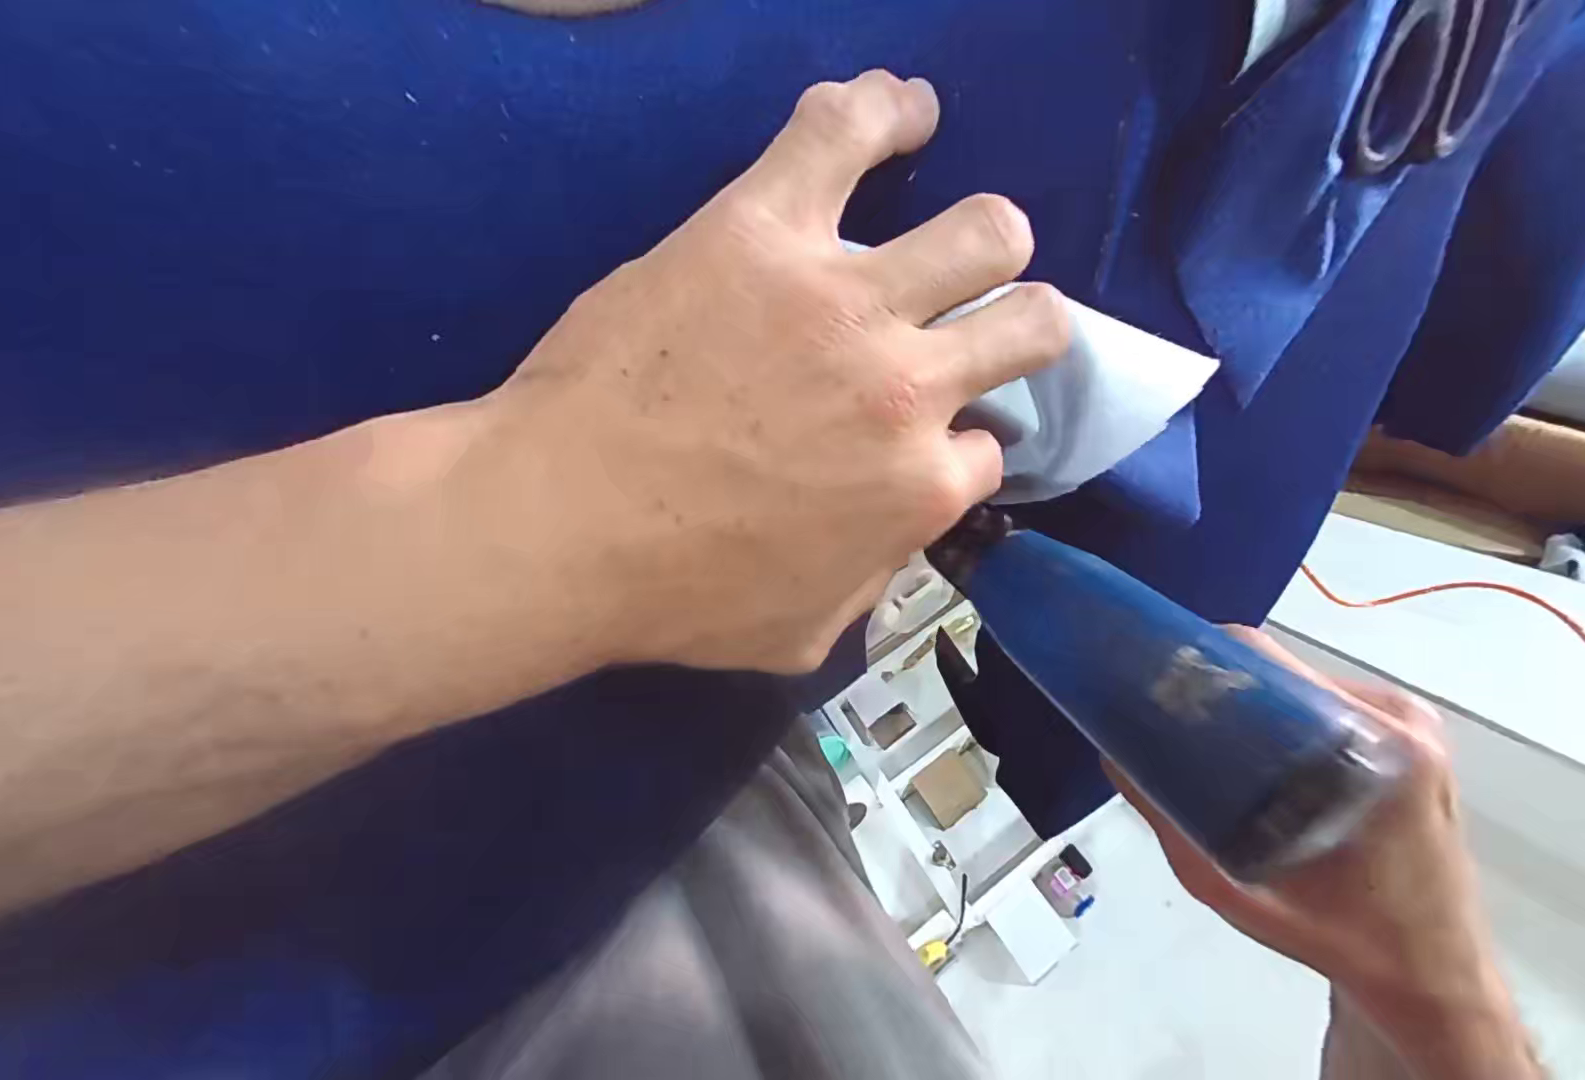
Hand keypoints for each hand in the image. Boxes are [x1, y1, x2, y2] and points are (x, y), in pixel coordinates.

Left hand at [447, 70, 1069, 673]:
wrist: (556, 528)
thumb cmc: (679, 599)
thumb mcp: (803, 634)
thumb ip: (873, 586)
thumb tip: (900, 540)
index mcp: (920, 488)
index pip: (989, 449)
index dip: (964, 447)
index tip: (929, 443)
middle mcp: (911, 389)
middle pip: (1027, 325)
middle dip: (1025, 328)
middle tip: (987, 329)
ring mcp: (845, 302)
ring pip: (981, 231)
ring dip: (990, 236)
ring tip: (972, 234)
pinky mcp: (763, 232)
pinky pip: (842, 133)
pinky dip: (882, 112)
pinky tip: (899, 110)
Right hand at [1108, 627, 1541, 1078]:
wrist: (1429, 973)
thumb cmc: (1334, 933)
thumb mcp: (1232, 886)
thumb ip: (1167, 821)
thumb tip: (1114, 755)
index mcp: (1373, 745)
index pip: (1265, 663)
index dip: (1201, 659)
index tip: (1157, 680)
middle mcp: (1397, 719)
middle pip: (1277, 664)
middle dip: (1216, 679)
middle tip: (1170, 711)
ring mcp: (1409, 721)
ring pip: (1295, 677)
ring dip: (1245, 695)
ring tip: (1206, 731)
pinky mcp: (1409, 731)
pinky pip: (1320, 696)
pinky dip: (1276, 708)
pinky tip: (1253, 746)